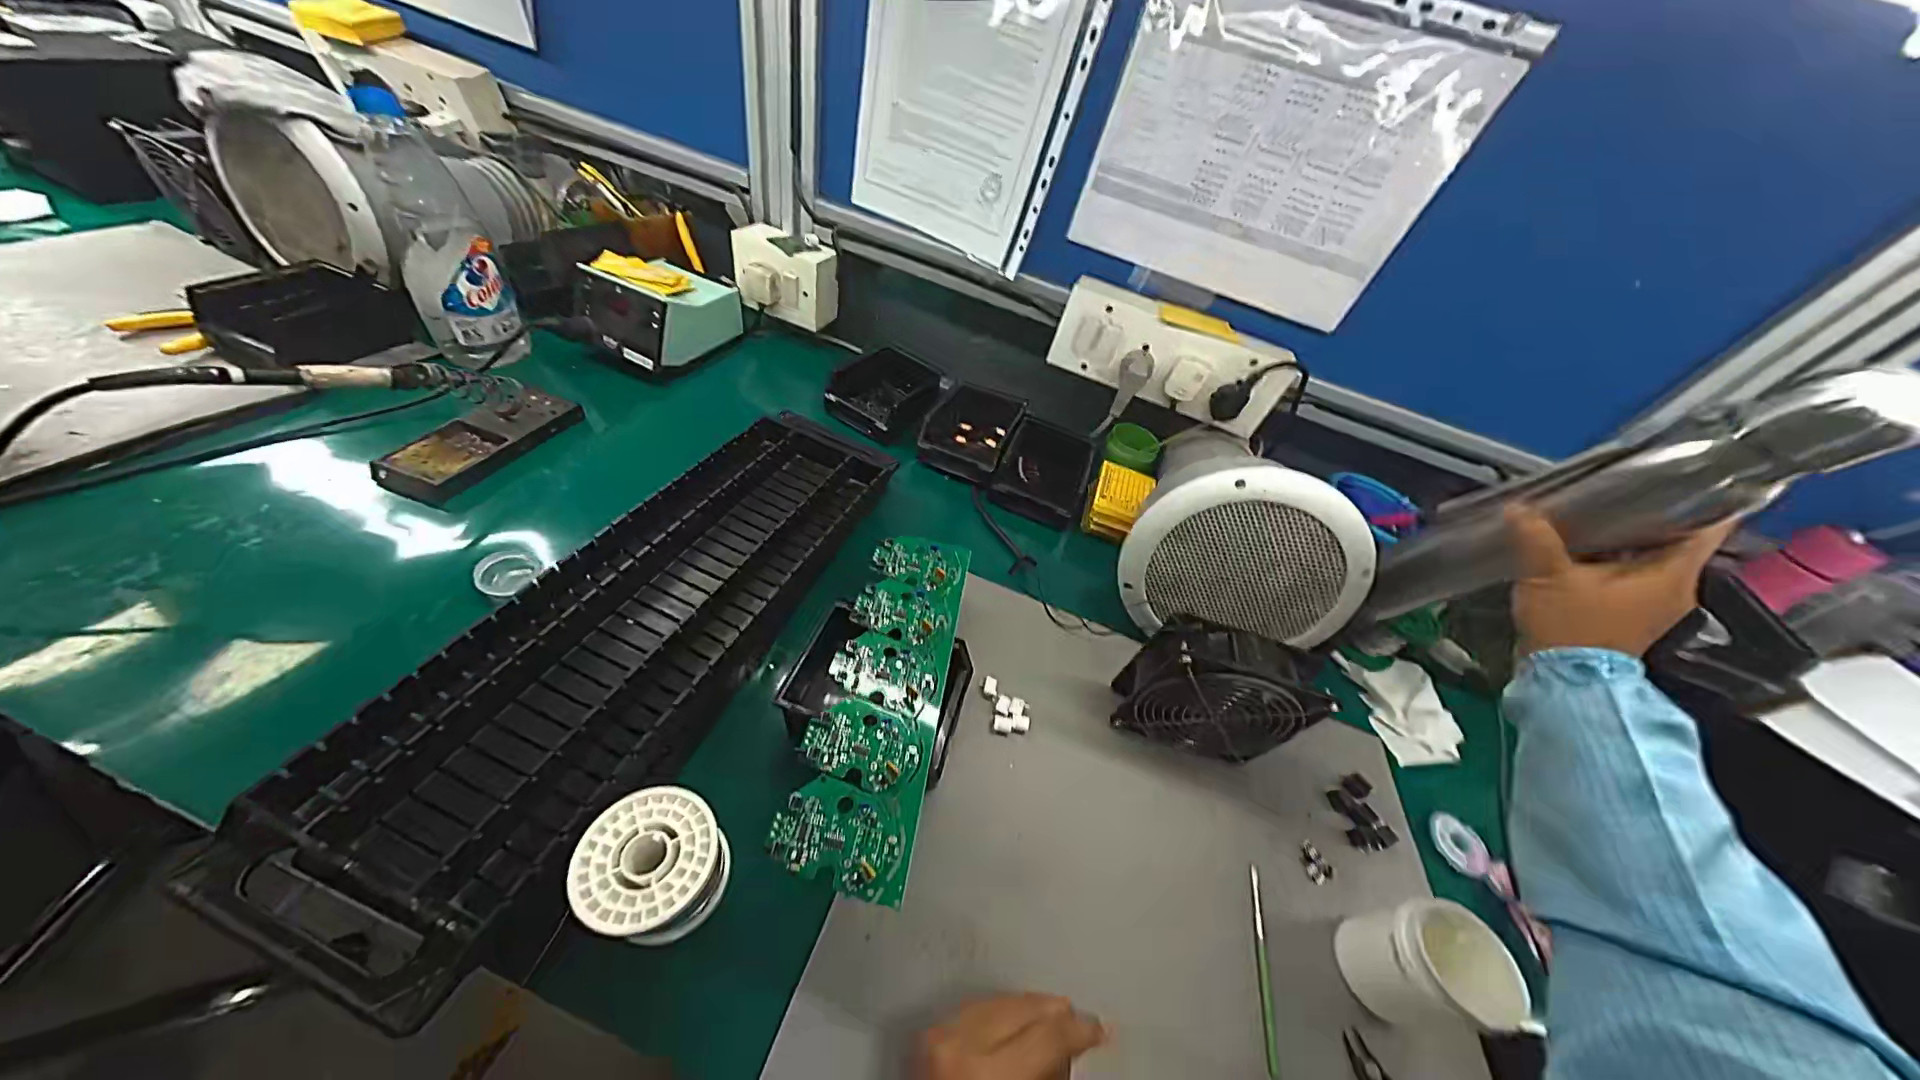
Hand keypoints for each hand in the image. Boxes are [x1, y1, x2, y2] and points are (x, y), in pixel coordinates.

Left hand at [917, 994, 1105, 1079]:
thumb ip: (1048, 1070)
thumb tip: (1072, 1044)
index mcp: (988, 1073)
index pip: (1048, 1033)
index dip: (1081, 1028)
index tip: (1101, 1028)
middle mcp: (959, 1042)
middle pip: (1022, 1007)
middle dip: (1054, 1012)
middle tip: (1079, 1020)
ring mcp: (937, 1034)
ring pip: (998, 1001)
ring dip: (1027, 1008)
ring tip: (1051, 1017)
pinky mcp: (925, 1034)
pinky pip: (974, 1009)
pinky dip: (998, 1013)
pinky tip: (1015, 1020)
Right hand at [1506, 504, 1738, 658]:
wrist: (1564, 680)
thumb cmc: (1570, 628)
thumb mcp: (1547, 577)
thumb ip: (1535, 540)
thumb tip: (1520, 508)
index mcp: (1673, 574)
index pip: (1709, 526)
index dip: (1704, 498)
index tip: (1691, 475)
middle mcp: (1676, 588)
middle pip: (1675, 540)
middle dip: (1649, 515)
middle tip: (1622, 489)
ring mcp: (1654, 604)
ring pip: (1649, 558)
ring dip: (1626, 539)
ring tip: (1595, 516)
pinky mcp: (1629, 615)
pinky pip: (1629, 576)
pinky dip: (1612, 560)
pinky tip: (1582, 550)